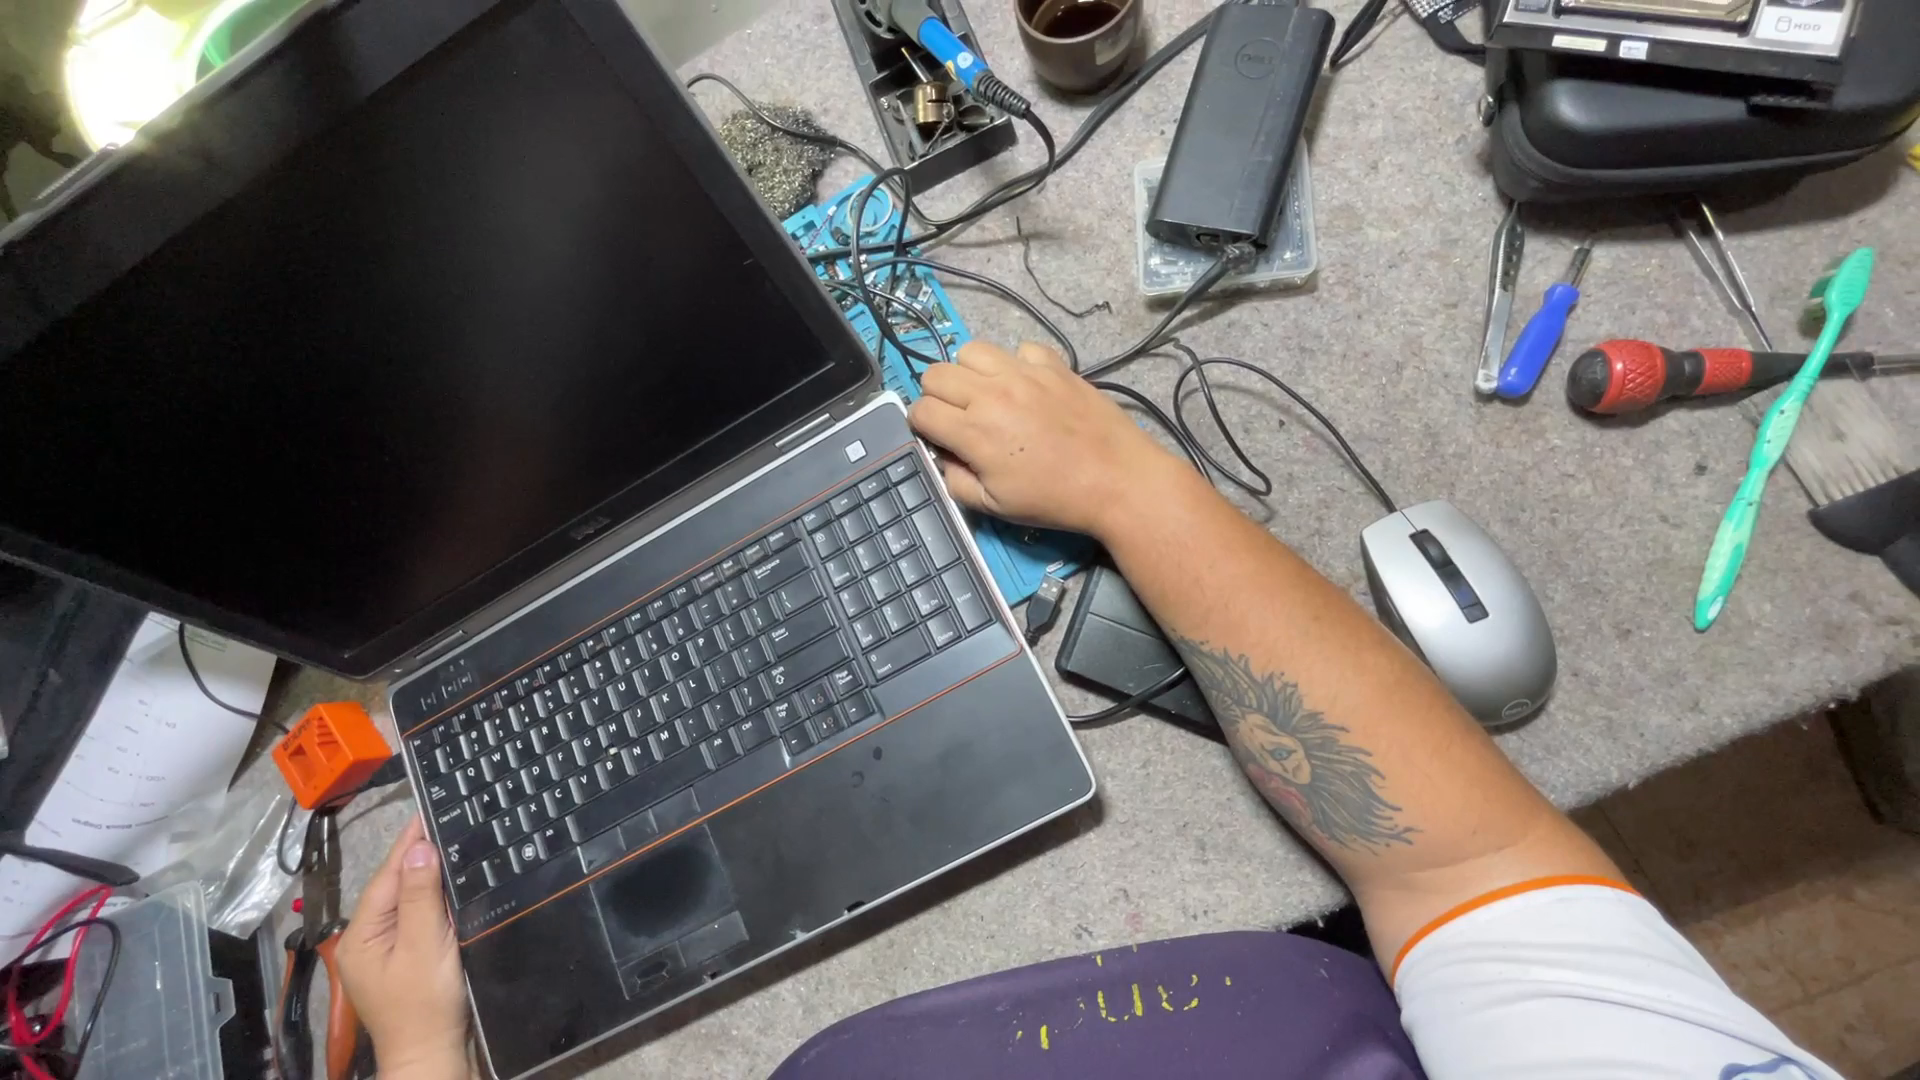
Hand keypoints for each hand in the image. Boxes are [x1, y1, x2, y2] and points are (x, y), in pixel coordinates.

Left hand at [334, 817, 470, 1079]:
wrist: (431, 1051)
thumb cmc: (425, 1000)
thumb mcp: (425, 944)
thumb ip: (421, 896)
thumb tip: (419, 848)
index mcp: (362, 934)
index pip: (388, 875)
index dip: (409, 841)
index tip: (429, 808)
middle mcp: (366, 937)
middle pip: (394, 883)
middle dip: (417, 850)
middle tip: (446, 815)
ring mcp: (383, 947)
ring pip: (405, 895)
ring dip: (426, 868)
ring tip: (450, 836)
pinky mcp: (404, 952)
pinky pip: (415, 910)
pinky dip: (431, 890)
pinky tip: (448, 876)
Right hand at [908, 341, 1190, 538]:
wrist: (1116, 480)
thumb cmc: (1054, 500)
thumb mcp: (994, 506)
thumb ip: (955, 481)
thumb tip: (943, 457)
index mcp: (974, 431)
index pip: (920, 410)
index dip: (922, 427)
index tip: (939, 439)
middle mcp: (992, 393)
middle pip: (936, 373)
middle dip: (938, 397)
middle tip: (959, 419)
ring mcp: (1024, 373)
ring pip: (971, 350)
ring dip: (970, 373)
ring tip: (988, 396)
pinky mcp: (1054, 365)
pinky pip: (1020, 349)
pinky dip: (1016, 365)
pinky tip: (1027, 389)